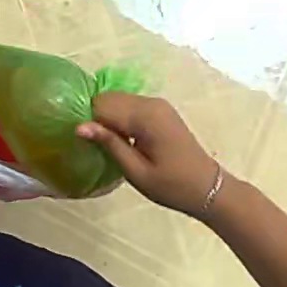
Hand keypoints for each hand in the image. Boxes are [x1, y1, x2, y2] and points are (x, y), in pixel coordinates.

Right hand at [76, 92, 221, 217]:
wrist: (207, 188)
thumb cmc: (171, 185)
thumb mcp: (135, 171)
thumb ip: (109, 144)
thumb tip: (79, 127)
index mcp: (146, 116)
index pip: (102, 105)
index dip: (91, 122)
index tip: (90, 144)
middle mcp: (151, 103)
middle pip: (108, 98)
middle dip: (98, 118)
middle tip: (101, 147)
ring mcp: (157, 104)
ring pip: (117, 99)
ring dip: (109, 118)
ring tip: (113, 144)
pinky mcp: (159, 109)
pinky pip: (129, 105)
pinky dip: (120, 118)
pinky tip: (125, 139)